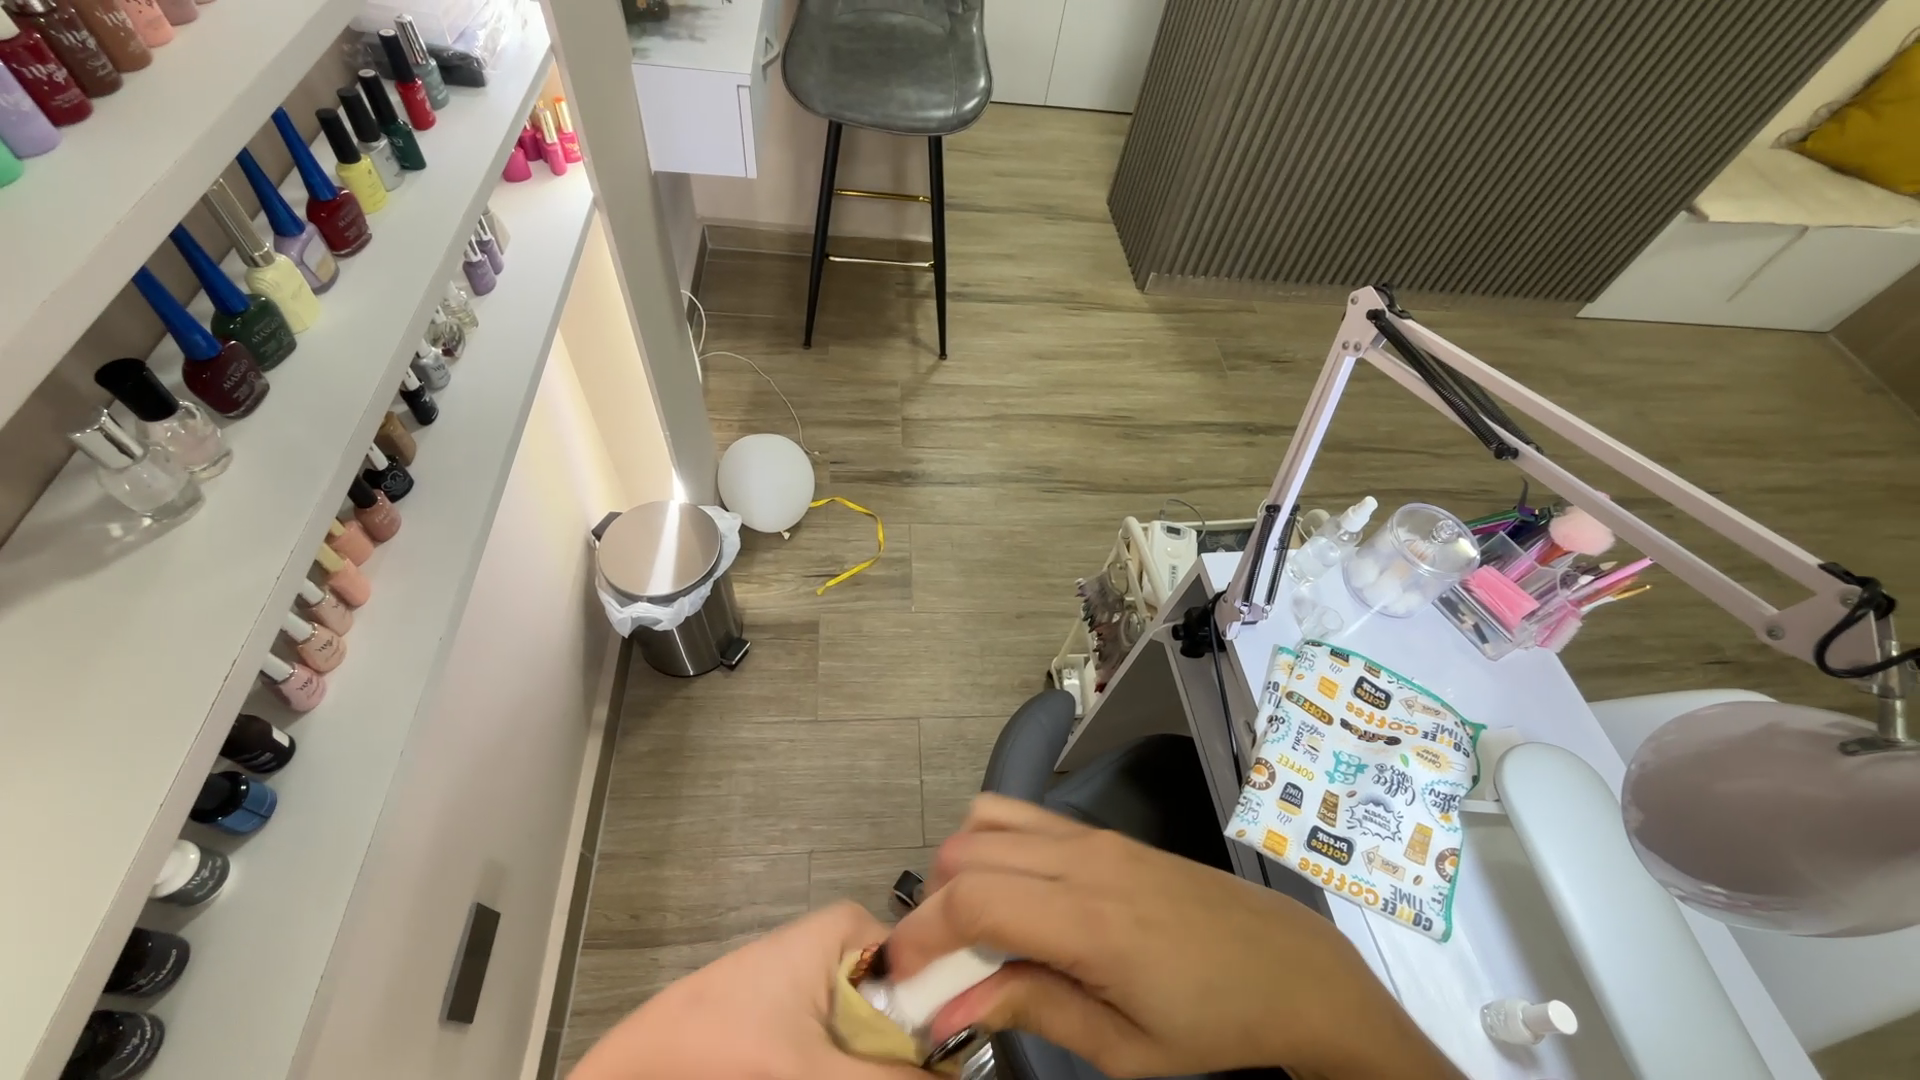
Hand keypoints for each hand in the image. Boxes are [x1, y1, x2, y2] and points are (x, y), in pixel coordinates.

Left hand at [569, 901, 925, 1079]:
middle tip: (925, 1077)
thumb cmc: (730, 1053)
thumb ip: (895, 1078)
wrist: (636, 1074)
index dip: (949, 1013)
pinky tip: (851, 1075)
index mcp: (847, 928)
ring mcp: (813, 976)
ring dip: (883, 1061)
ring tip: (900, 1076)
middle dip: (914, 1047)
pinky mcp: (791, 1010)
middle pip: (904, 999)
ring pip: (875, 1024)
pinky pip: (843, 1036)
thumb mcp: (820, 1072)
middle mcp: (837, 941)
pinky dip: (851, 1062)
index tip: (957, 1056)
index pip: (928, 962)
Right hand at [886, 795, 1462, 1079]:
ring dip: (960, 865)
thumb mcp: (1124, 1047)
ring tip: (972, 925)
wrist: (1295, 972)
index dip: (920, 935)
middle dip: (932, 903)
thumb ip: (1032, 1010)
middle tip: (939, 962)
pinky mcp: (1108, 834)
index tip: (899, 978)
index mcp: (1088, 919)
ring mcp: (1097, 837)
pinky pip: (1026, 817)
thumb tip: (947, 1012)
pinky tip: (1015, 896)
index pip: (971, 901)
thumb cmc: (1214, 1025)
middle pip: (967, 848)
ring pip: (990, 817)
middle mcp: (1084, 859)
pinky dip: (993, 845)